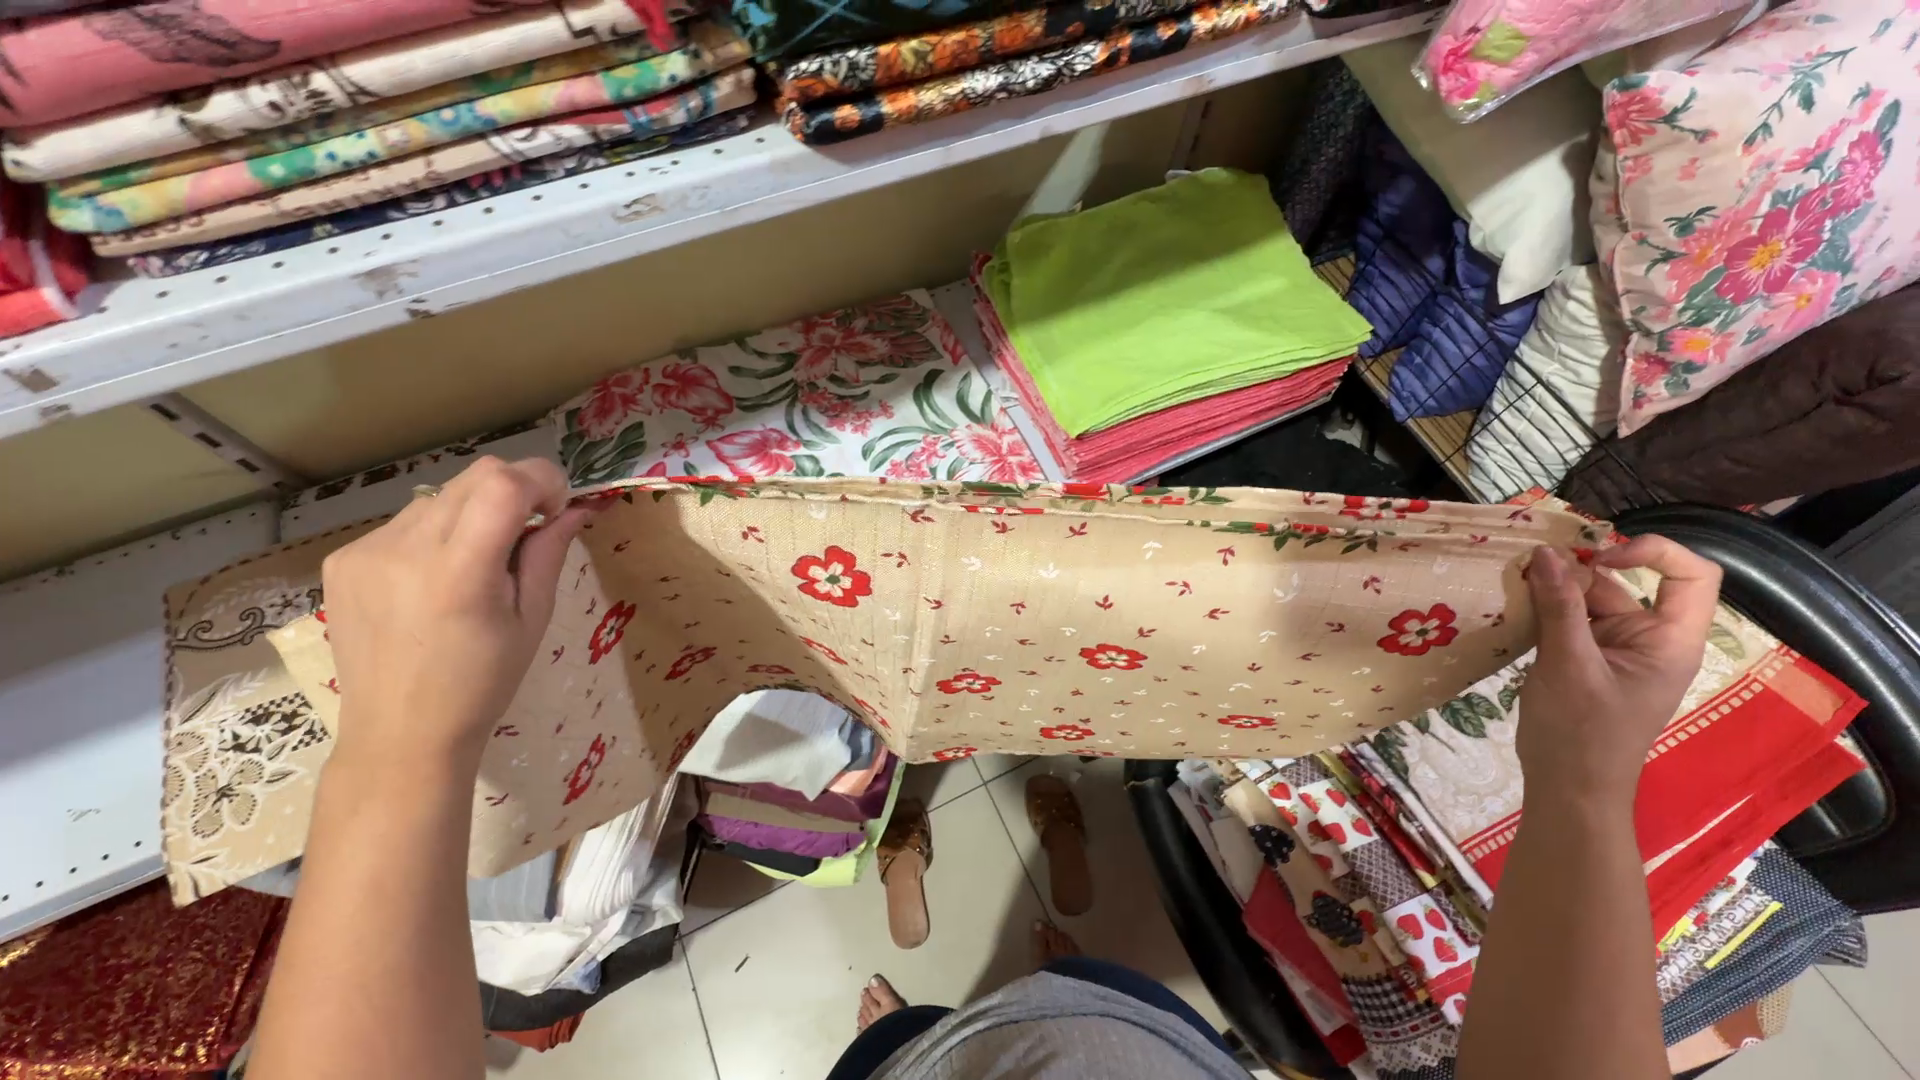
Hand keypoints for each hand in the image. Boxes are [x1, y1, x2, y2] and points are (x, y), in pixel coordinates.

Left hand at [319, 457, 590, 767]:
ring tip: (476, 564)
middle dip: (515, 490)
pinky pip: (404, 523)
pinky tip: (434, 580)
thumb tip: (578, 508)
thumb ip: (549, 553)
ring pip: (440, 496)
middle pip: (475, 476)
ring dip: (472, 513)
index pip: (505, 483)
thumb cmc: (482, 683)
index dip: (543, 480)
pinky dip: (434, 535)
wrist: (401, 733)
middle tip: (528, 531)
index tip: (556, 509)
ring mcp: (366, 551)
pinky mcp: (343, 560)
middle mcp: (406, 550)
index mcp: (461, 573)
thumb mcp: (532, 619)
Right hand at [1516, 536, 1722, 809]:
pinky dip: (1540, 612)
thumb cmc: (1582, 732)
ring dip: (1550, 591)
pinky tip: (1511, 610)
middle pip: (1621, 584)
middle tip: (1524, 571)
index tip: (1594, 558)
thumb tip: (1544, 553)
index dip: (1650, 552)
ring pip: (1585, 601)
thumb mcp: (1567, 665)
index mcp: (1669, 640)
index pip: (1690, 574)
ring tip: (1509, 588)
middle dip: (1574, 573)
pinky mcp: (1583, 661)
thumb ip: (1558, 608)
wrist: (1567, 788)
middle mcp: (1647, 639)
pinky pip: (1566, 622)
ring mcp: (1613, 650)